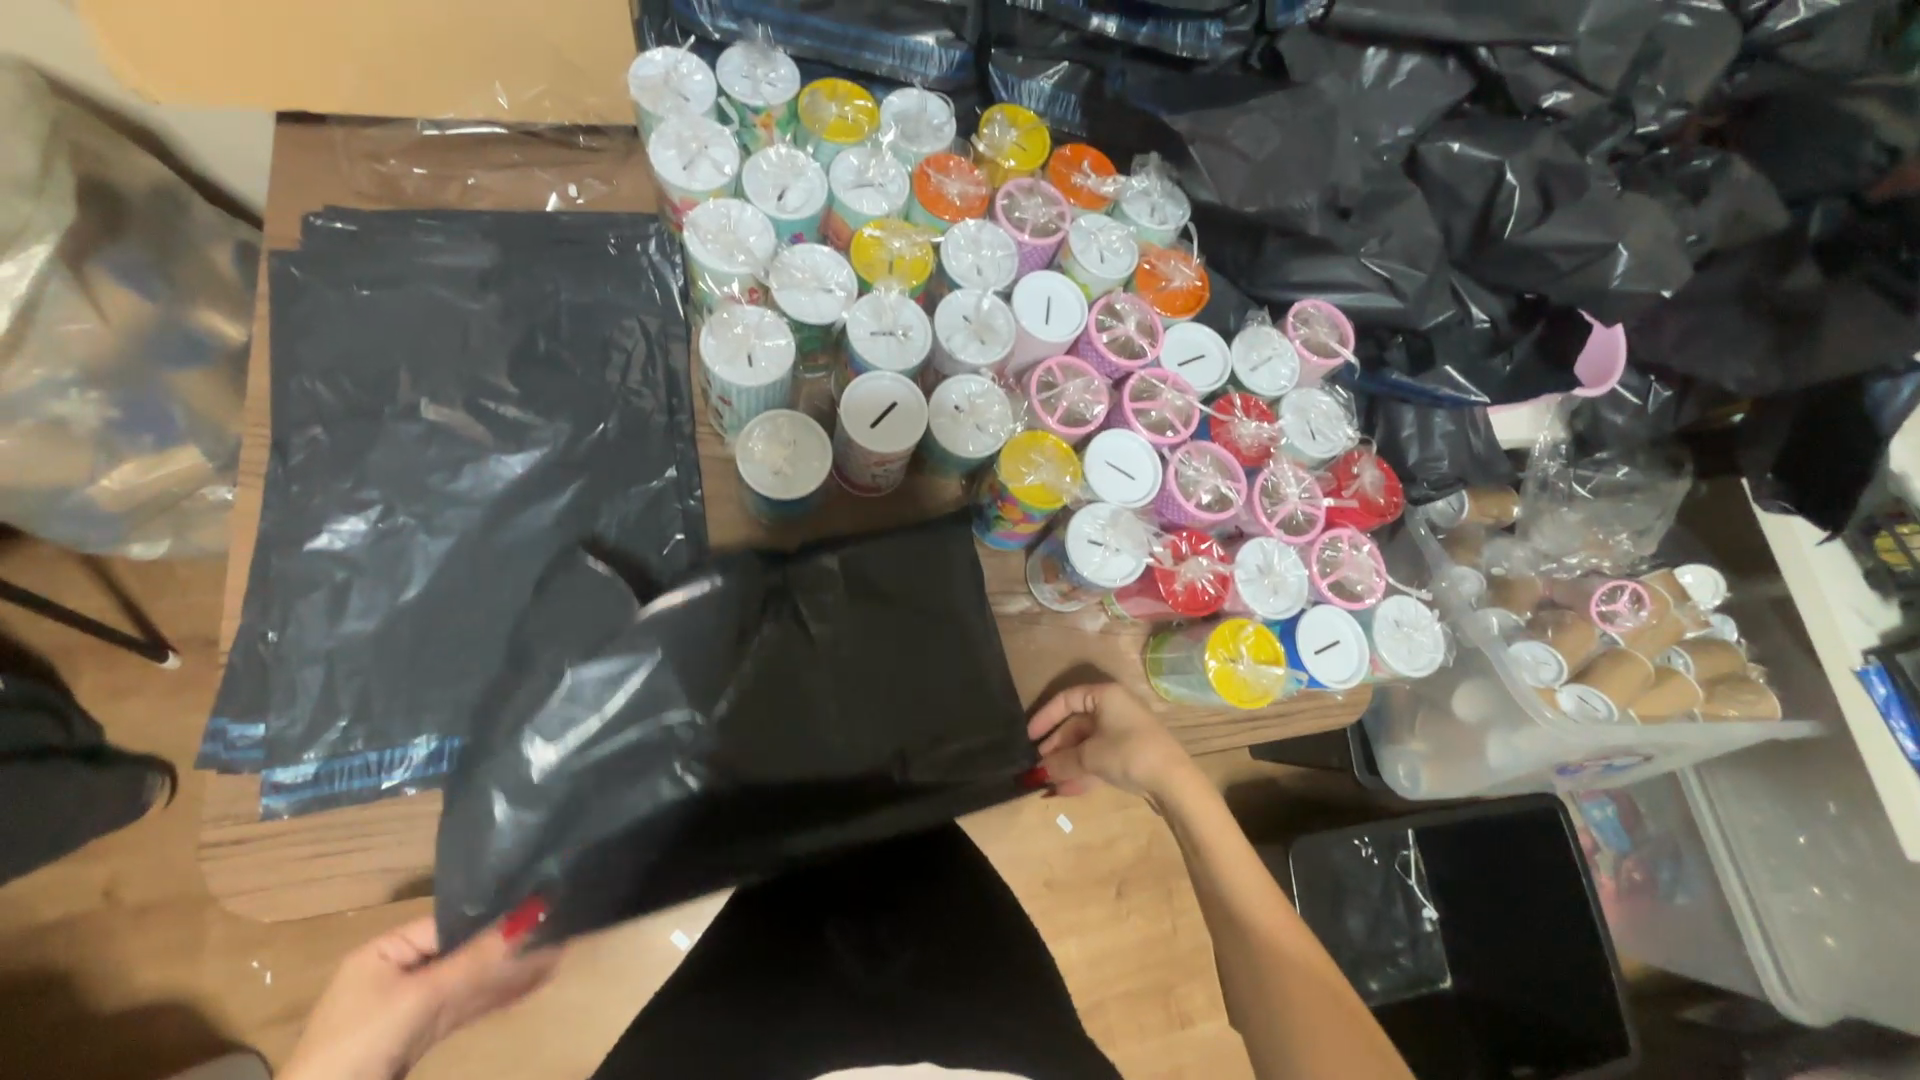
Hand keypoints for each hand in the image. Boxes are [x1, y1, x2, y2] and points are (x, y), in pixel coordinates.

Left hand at [281, 905, 561, 1079]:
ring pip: (468, 984)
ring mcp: (408, 1008)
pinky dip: (495, 998)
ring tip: (557, 957)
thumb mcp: (421, 996)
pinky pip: (464, 1009)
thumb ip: (477, 958)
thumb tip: (534, 913)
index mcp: (384, 952)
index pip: (448, 925)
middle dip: (507, 949)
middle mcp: (397, 974)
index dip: (491, 919)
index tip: (539, 911)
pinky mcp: (419, 1038)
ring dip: (509, 974)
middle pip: (461, 954)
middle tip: (558, 935)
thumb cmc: (361, 1041)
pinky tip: (530, 986)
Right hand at [1027, 683, 1199, 802]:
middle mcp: (1114, 709)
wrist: (1174, 781)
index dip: (1045, 717)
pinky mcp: (1131, 754)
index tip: (1029, 736)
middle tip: (1039, 764)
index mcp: (1105, 696)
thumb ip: (1062, 761)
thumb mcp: (1090, 757)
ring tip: (1048, 780)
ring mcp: (1124, 732)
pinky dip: (1083, 771)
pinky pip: (1100, 758)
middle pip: (1076, 724)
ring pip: (1087, 744)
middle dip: (1056, 746)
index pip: (1067, 699)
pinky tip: (1065, 790)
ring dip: (1067, 762)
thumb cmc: (1128, 754)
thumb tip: (1041, 770)